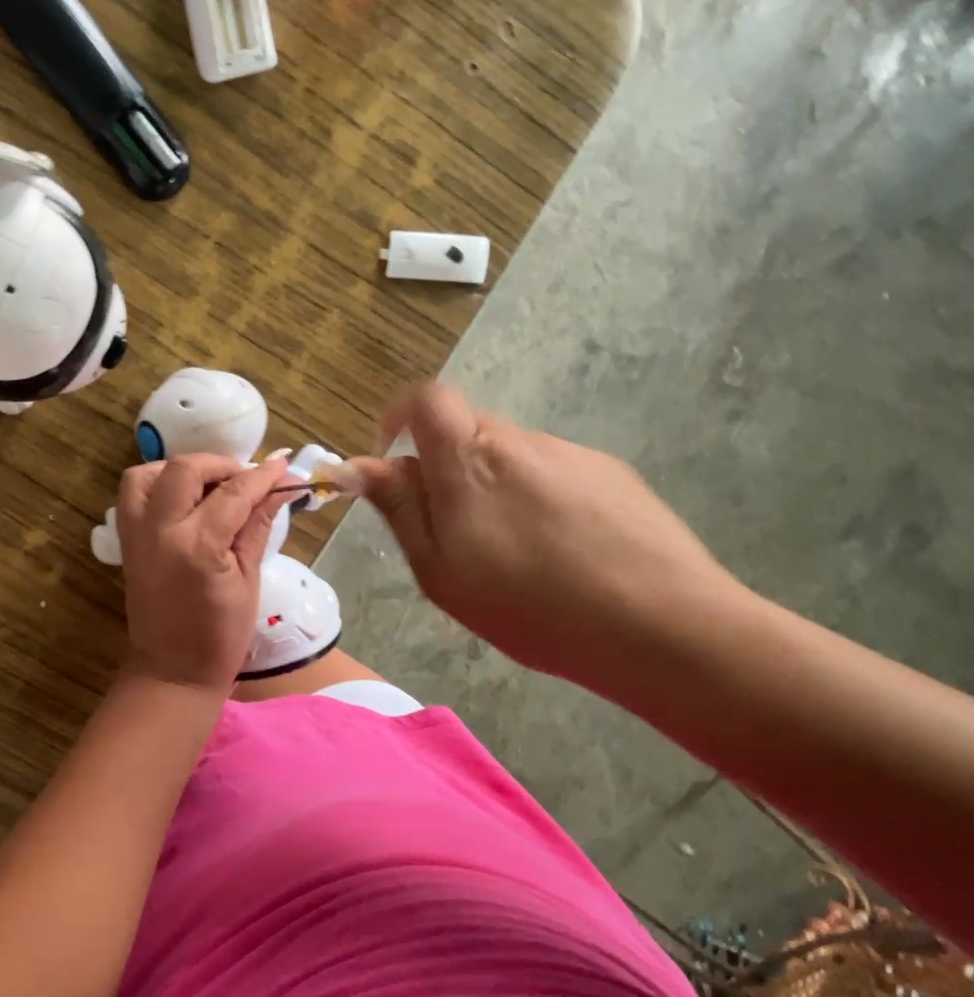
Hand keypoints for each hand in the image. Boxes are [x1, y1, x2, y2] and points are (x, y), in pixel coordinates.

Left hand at [115, 455, 294, 692]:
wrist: (172, 668)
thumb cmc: (220, 634)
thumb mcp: (249, 580)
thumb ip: (257, 525)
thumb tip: (282, 487)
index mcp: (198, 546)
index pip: (234, 493)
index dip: (262, 476)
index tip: (283, 467)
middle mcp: (160, 530)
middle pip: (185, 469)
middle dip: (220, 465)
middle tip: (245, 480)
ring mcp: (136, 532)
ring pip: (148, 473)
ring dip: (180, 469)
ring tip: (208, 485)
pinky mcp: (125, 539)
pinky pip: (132, 493)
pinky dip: (155, 482)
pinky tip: (182, 497)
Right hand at [335, 384, 741, 683]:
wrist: (667, 629)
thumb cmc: (532, 608)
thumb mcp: (441, 572)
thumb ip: (401, 510)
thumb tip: (361, 465)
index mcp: (469, 462)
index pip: (427, 399)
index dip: (402, 416)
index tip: (395, 460)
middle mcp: (520, 443)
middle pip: (468, 429)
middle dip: (447, 467)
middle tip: (454, 531)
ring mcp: (573, 455)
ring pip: (512, 455)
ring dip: (496, 487)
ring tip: (517, 554)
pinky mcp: (614, 475)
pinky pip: (555, 473)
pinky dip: (541, 500)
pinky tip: (563, 554)